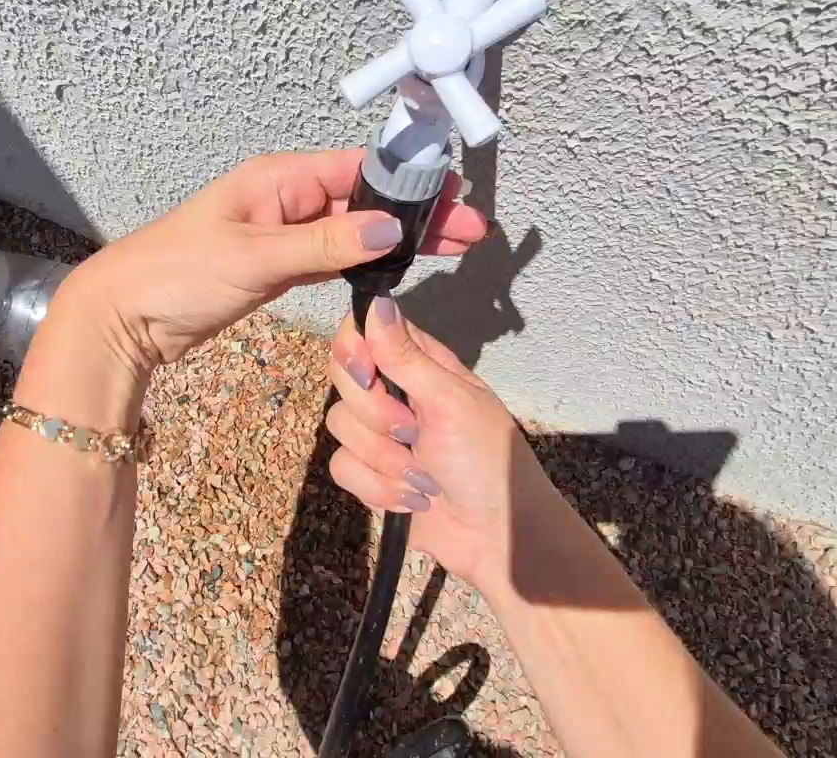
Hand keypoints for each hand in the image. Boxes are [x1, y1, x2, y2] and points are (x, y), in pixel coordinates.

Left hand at [55, 149, 486, 374]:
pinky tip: (397, 268)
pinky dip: (365, 262)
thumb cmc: (178, 273)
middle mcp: (287, 199)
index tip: (452, 196)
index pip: (357, 169)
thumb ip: (323, 243)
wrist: (127, 317)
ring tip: (450, 248)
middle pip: (363, 200)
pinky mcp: (280, 268)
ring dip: (396, 239)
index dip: (407, 182)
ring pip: (353, 231)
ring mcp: (285, 235)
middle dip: (414, 214)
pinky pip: (333, 258)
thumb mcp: (254, 255)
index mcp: (280, 179)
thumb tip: (388, 227)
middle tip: (468, 231)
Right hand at [324, 296, 562, 593]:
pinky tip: (411, 498)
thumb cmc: (488, 461)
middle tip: (412, 432)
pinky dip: (378, 487)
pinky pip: (342, 466)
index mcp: (418, 364)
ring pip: (339, 426)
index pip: (361, 332)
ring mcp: (378, 432)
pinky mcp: (368, 472)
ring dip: (384, 460)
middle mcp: (393, 391)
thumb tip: (377, 301)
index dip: (353, 348)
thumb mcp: (450, 402)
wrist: (496, 536)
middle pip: (343, 377)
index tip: (367, 373)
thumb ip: (406, 356)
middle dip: (374, 414)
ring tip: (423, 478)